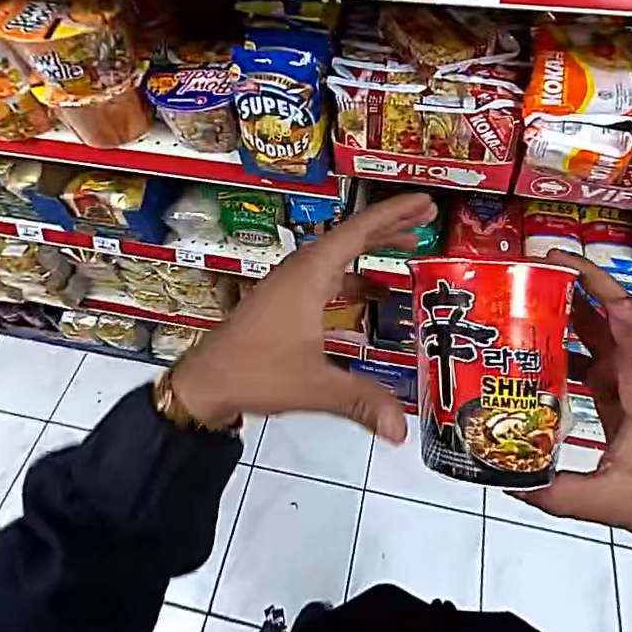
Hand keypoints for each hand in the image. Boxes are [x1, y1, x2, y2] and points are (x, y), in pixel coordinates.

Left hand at [168, 192, 436, 443]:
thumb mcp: (314, 385)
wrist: (204, 383)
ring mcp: (294, 281)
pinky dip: (357, 275)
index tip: (424, 201)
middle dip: (392, 222)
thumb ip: (361, 400)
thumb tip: (403, 430)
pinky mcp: (289, 297)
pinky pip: (331, 274)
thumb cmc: (256, 372)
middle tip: (427, 214)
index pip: (360, 230)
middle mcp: (303, 268)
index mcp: (311, 273)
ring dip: (375, 245)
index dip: (395, 213)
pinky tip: (375, 292)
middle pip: (354, 234)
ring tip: (411, 243)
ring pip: (342, 253)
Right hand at [515, 251, 631, 575]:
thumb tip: (509, 479)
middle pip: (629, 314)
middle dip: (594, 283)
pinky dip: (569, 330)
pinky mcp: (616, 382)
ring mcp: (630, 373)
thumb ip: (558, 494)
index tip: (615, 303)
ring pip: (608, 323)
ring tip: (537, 281)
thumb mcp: (609, 504)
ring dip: (578, 298)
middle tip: (551, 263)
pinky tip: (537, 328)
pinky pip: (593, 344)